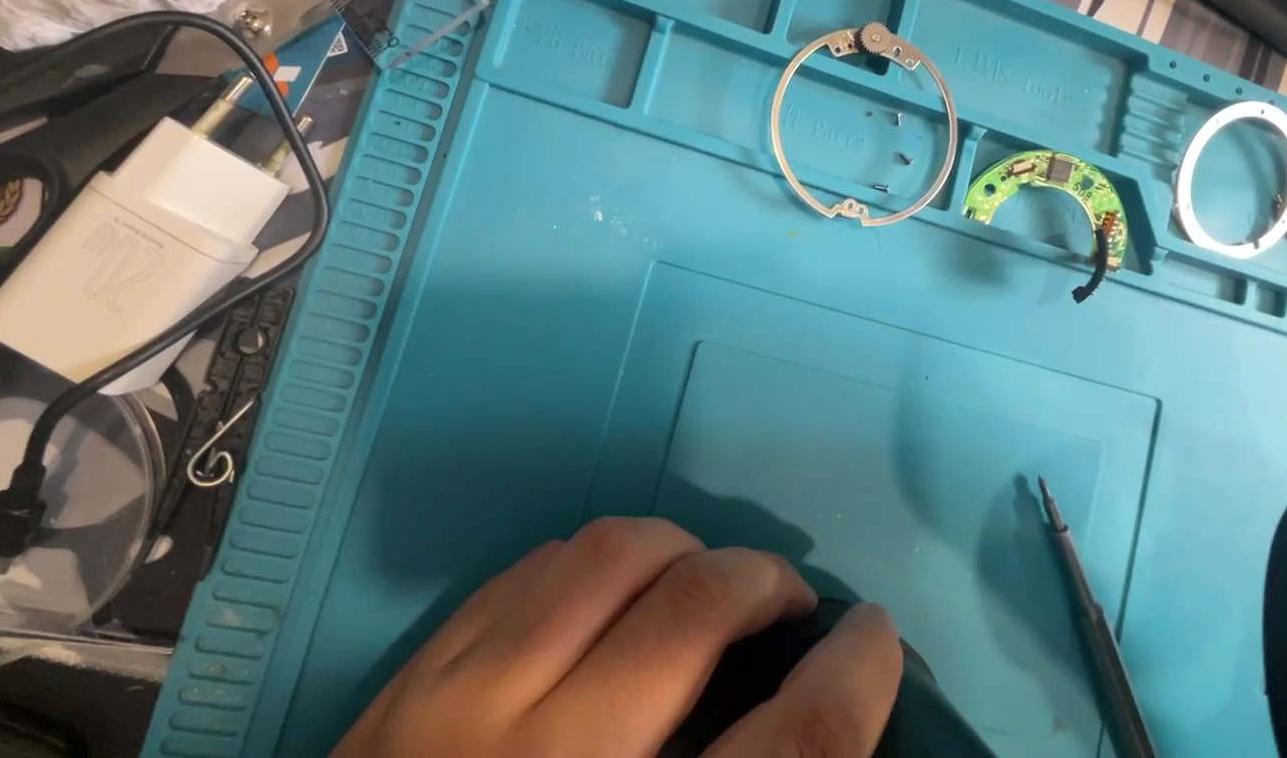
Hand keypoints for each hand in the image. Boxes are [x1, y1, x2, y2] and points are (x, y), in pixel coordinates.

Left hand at [333, 517, 903, 757]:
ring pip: (604, 557)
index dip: (854, 682)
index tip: (874, 638)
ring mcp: (462, 705)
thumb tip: (800, 727)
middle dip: (763, 583)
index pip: (789, 751)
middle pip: (694, 612)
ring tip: (704, 575)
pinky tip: (614, 587)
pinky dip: (595, 560)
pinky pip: (530, 568)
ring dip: (680, 549)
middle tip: (786, 602)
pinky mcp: (412, 676)